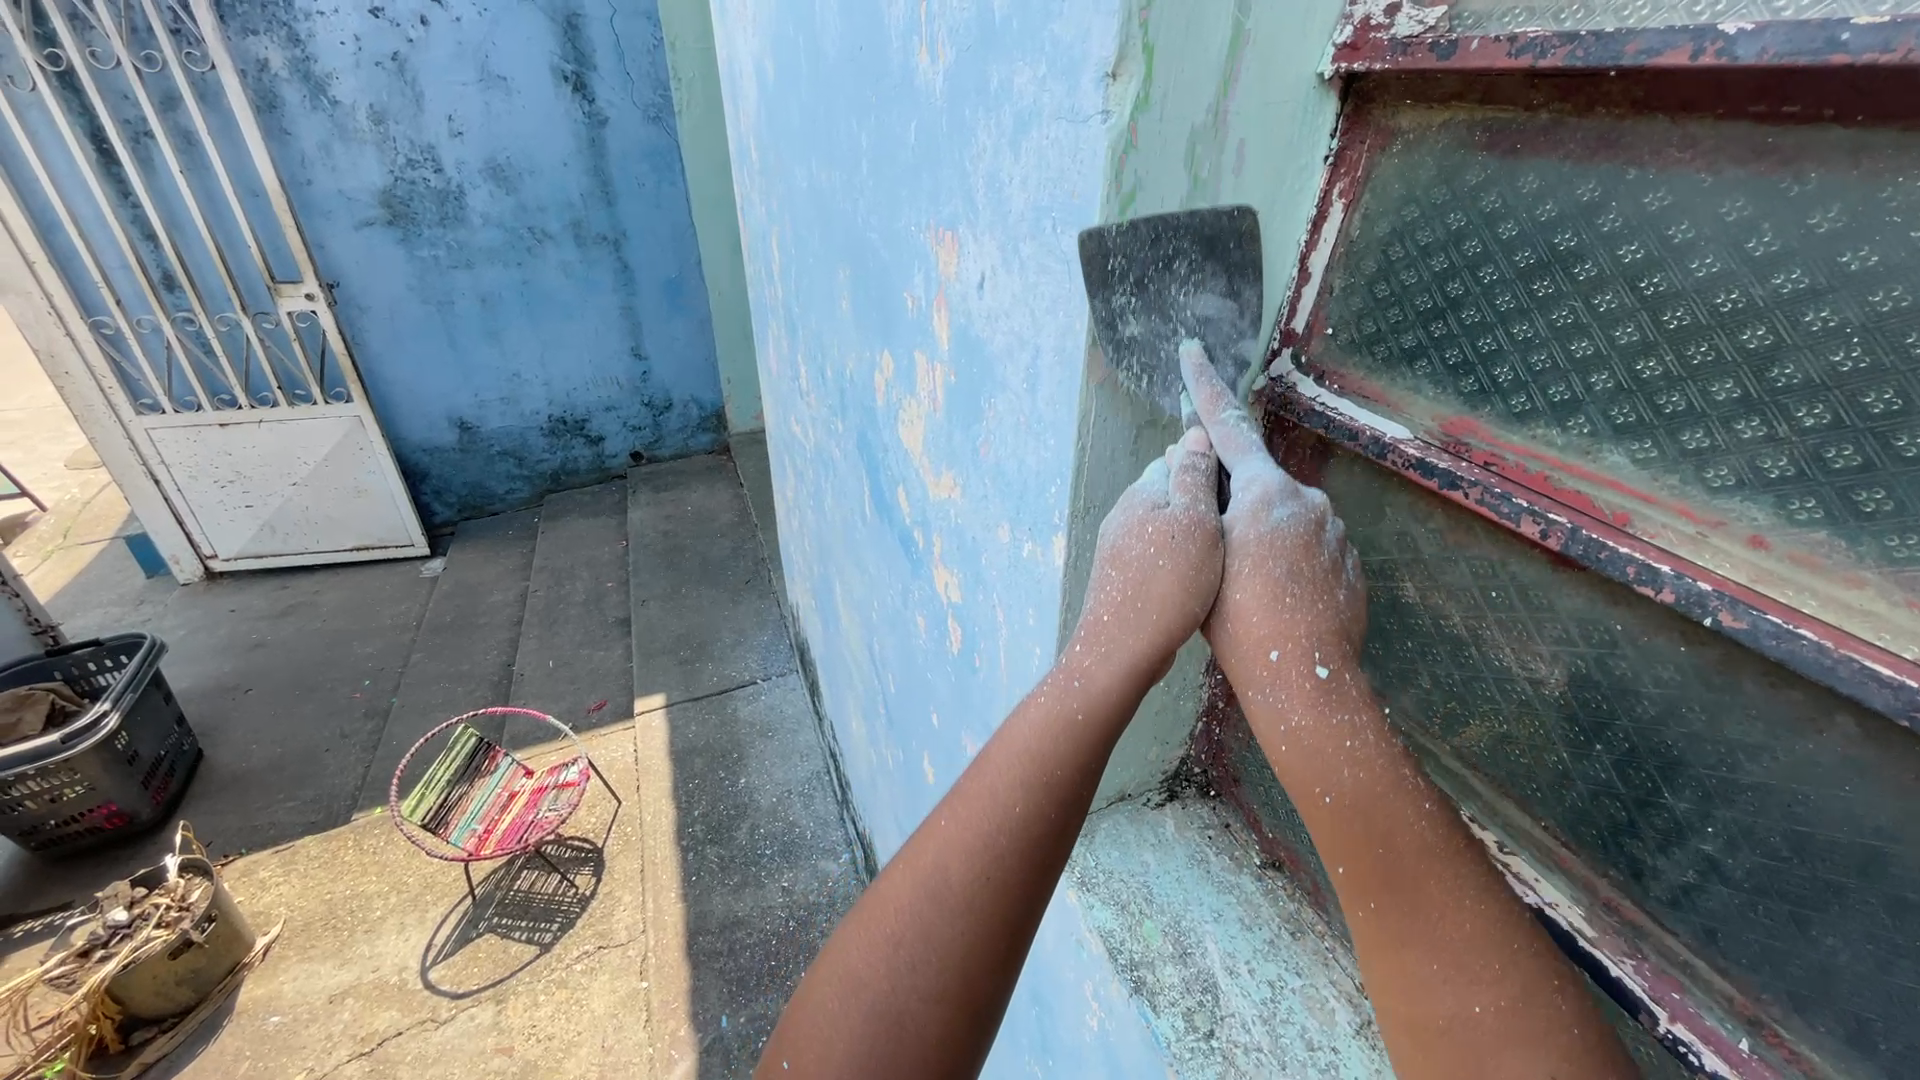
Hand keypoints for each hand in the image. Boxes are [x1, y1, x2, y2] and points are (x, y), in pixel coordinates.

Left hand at [1067, 425, 1222, 684]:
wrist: (1123, 648)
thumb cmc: (1167, 584)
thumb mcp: (1195, 523)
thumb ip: (1195, 478)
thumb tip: (1194, 433)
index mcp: (1142, 493)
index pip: (1176, 459)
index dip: (1208, 467)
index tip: (1238, 487)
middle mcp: (1125, 514)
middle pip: (1169, 493)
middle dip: (1200, 501)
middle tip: (1236, 523)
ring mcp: (1120, 548)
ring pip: (1165, 527)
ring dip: (1191, 533)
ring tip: (1223, 552)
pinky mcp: (1123, 577)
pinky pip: (1158, 555)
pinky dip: (1179, 559)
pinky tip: (1199, 578)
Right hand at [1180, 342, 1366, 699]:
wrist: (1302, 677)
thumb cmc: (1239, 619)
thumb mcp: (1205, 556)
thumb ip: (1209, 507)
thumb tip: (1209, 477)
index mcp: (1267, 493)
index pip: (1228, 426)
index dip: (1205, 386)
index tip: (1192, 350)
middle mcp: (1307, 501)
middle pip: (1257, 484)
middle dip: (1232, 505)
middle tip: (1215, 553)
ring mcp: (1334, 532)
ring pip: (1283, 519)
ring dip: (1259, 539)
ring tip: (1245, 589)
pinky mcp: (1349, 562)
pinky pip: (1307, 546)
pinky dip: (1285, 562)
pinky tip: (1274, 599)